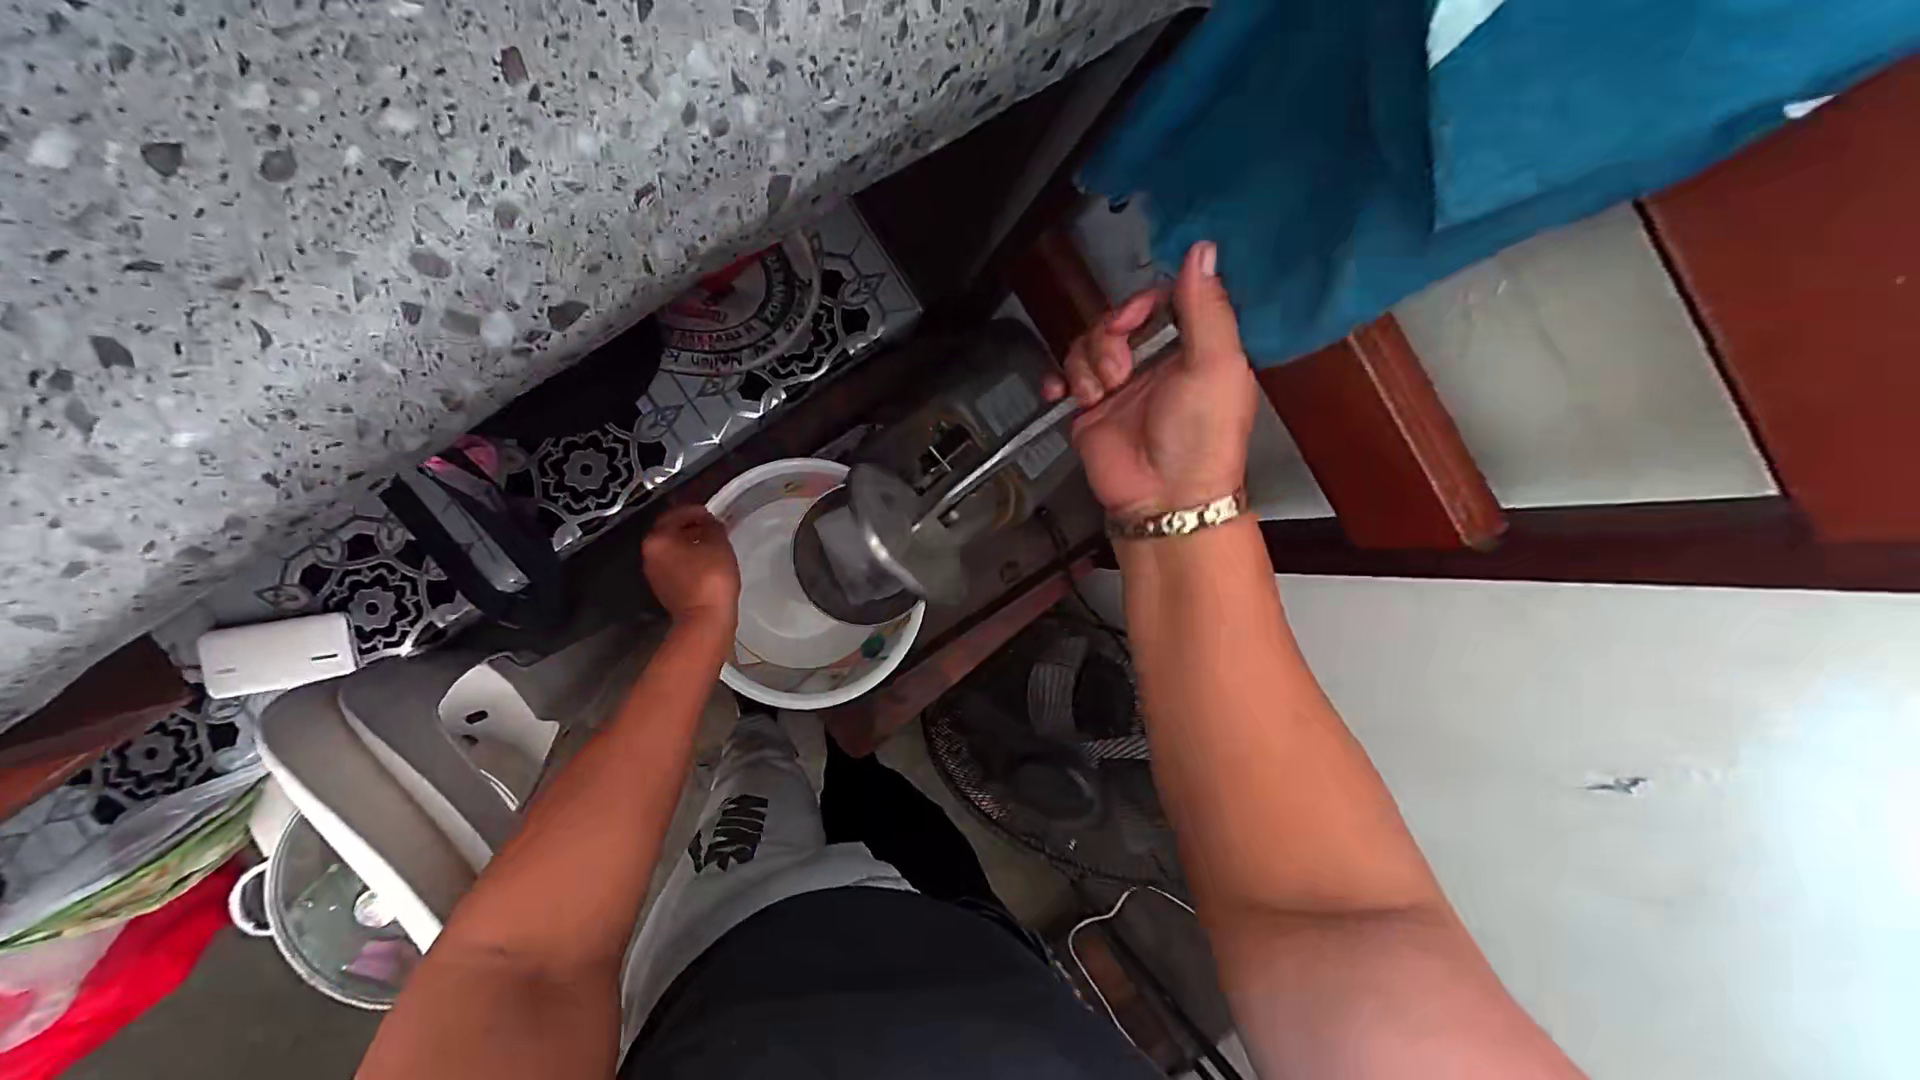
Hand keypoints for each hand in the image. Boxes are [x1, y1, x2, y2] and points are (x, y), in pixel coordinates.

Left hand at [642, 506, 740, 629]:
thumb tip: (709, 522)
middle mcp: (650, 555)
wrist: (705, 620)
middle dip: (691, 526)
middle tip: (712, 526)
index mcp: (658, 540)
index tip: (711, 512)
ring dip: (690, 544)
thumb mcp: (718, 543)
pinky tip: (707, 562)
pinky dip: (690, 560)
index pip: (674, 514)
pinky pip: (677, 566)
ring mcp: (655, 574)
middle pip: (670, 532)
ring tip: (712, 543)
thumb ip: (713, 526)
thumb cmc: (711, 577)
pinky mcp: (665, 590)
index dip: (695, 510)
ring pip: (673, 550)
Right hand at [1042, 241, 1257, 522]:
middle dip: (1108, 338)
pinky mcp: (1088, 409)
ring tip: (1101, 394)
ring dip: (1087, 364)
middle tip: (1119, 369)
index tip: (1134, 318)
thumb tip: (1204, 251)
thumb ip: (1207, 308)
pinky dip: (1059, 380)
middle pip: (1115, 320)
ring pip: (1085, 344)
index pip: (1159, 301)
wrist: (1162, 497)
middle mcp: (1152, 362)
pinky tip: (1067, 393)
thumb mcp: (1216, 366)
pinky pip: (1063, 376)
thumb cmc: (1200, 439)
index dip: (1140, 303)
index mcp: (1190, 347)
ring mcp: (1117, 386)